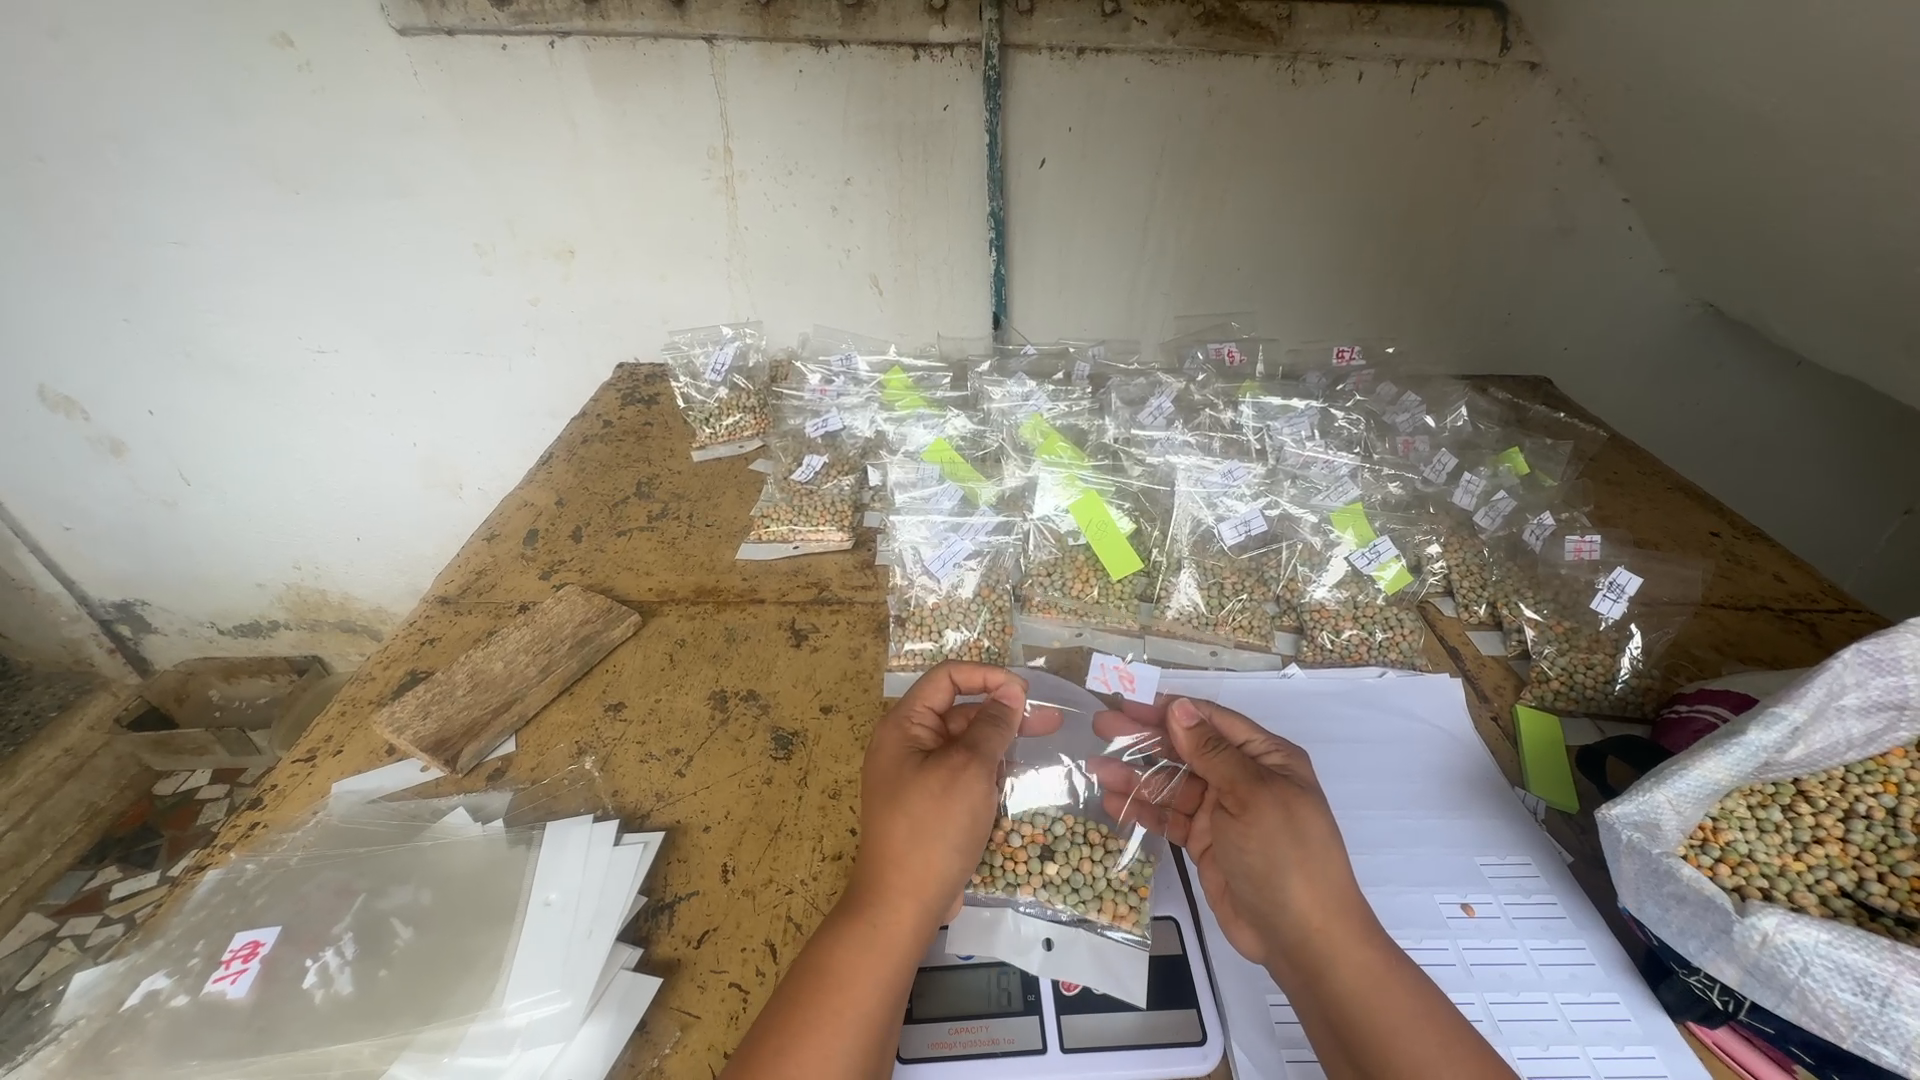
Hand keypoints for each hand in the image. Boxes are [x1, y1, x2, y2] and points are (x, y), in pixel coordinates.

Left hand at [853, 662, 1063, 928]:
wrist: (902, 904)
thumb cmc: (933, 827)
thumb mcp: (969, 768)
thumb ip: (992, 725)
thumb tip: (1011, 691)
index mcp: (904, 725)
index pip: (947, 678)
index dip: (987, 676)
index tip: (1024, 692)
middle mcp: (908, 743)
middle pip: (960, 711)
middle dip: (1003, 712)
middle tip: (1051, 720)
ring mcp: (919, 775)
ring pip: (967, 744)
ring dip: (1001, 743)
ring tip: (1044, 742)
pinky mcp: (932, 803)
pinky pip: (965, 773)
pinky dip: (990, 771)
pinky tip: (1018, 777)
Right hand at [1086, 697, 1361, 968]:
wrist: (1303, 939)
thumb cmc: (1285, 855)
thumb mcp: (1251, 795)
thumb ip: (1211, 751)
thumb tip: (1179, 706)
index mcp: (1265, 757)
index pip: (1210, 721)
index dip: (1169, 710)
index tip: (1127, 702)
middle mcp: (1243, 778)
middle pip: (1186, 749)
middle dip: (1144, 738)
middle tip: (1101, 726)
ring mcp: (1222, 812)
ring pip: (1171, 784)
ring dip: (1135, 776)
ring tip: (1095, 768)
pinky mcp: (1205, 843)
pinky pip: (1169, 818)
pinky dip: (1142, 809)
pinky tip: (1113, 802)